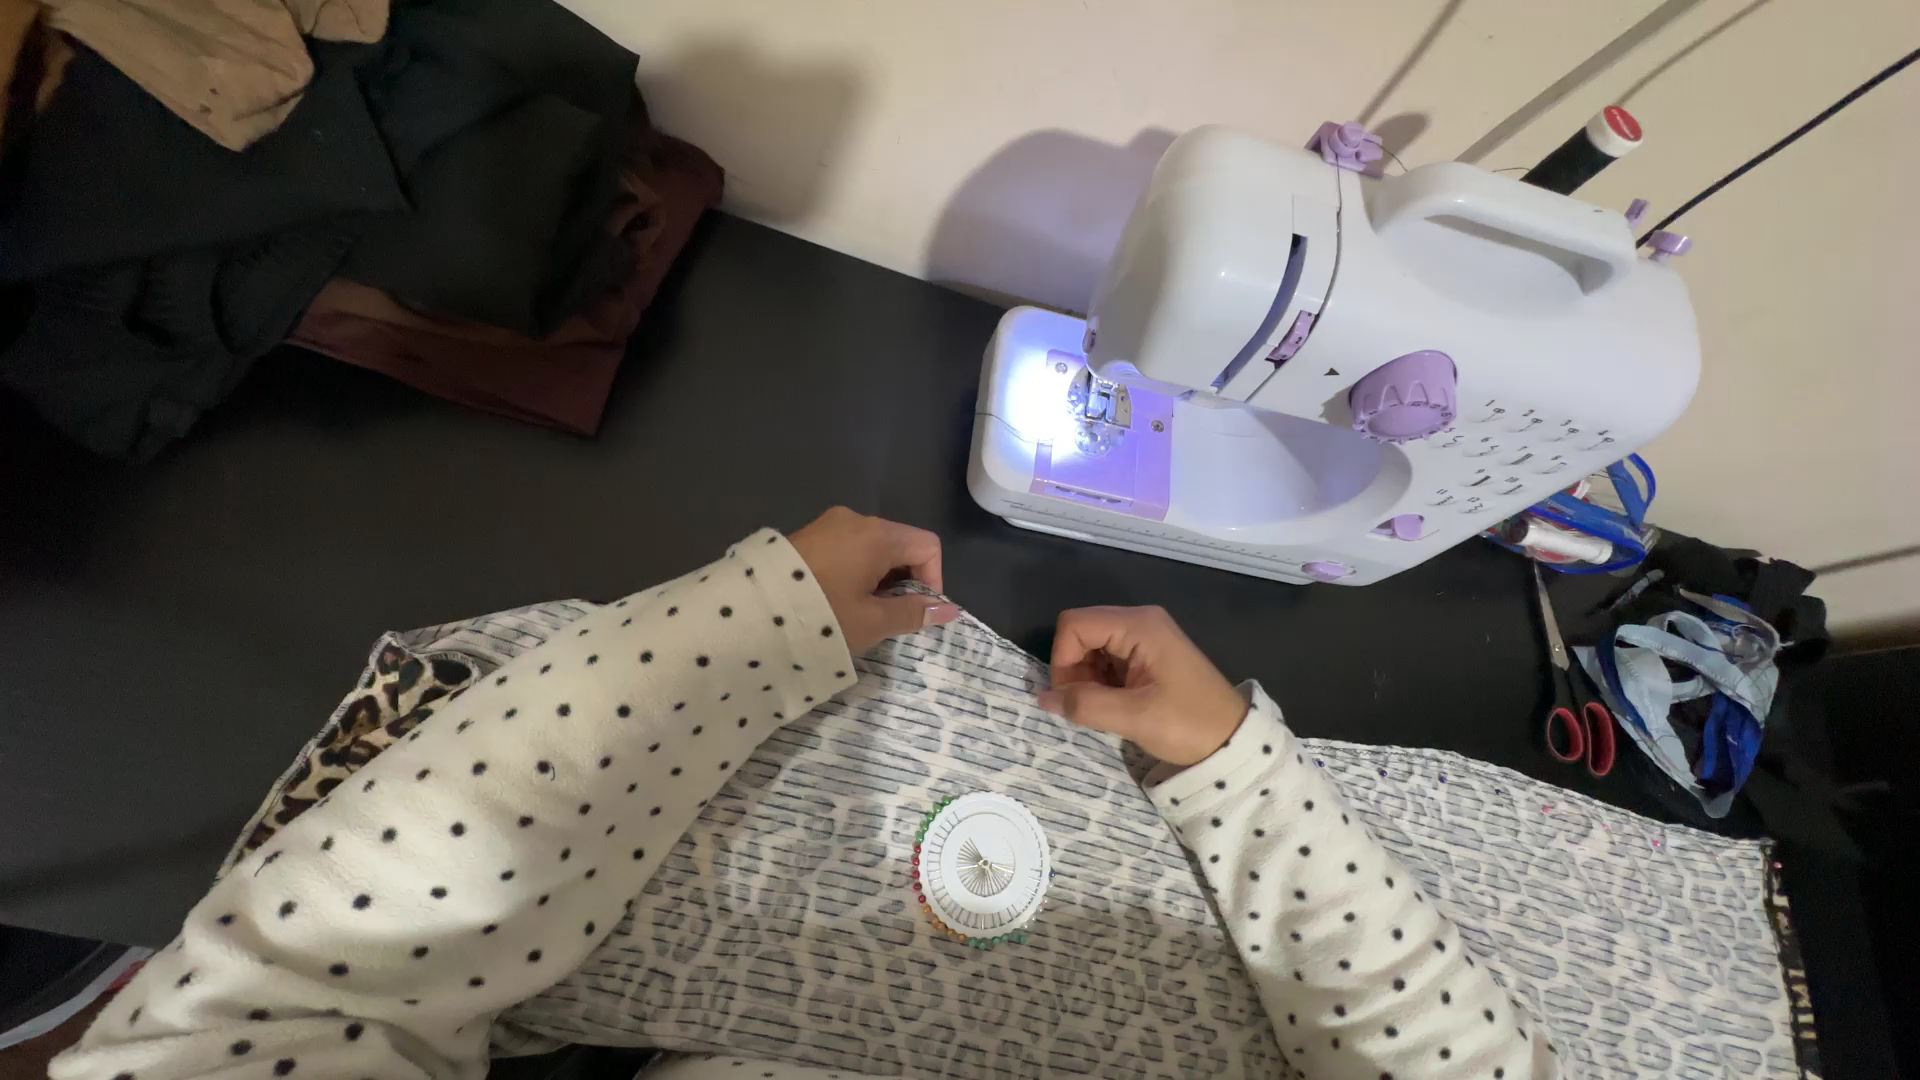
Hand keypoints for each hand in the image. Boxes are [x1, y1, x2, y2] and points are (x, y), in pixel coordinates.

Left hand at [787, 507, 960, 651]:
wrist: (751, 612)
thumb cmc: (822, 616)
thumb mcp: (872, 622)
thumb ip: (914, 614)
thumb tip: (950, 611)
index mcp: (879, 535)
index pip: (928, 546)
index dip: (933, 580)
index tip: (916, 611)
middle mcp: (857, 519)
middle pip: (901, 544)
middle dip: (904, 581)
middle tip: (888, 617)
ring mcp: (829, 524)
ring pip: (873, 548)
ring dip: (879, 578)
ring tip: (861, 612)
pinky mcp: (808, 535)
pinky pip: (848, 548)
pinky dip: (856, 571)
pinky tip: (838, 599)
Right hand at [1039, 606, 1246, 765]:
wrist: (1235, 742)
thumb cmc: (1189, 725)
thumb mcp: (1134, 717)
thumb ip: (1085, 704)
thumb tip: (1043, 698)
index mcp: (1138, 625)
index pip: (1074, 625)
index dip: (1062, 659)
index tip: (1070, 696)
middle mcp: (1139, 621)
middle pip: (1082, 632)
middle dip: (1074, 669)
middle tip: (1086, 706)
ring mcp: (1145, 636)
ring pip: (1092, 646)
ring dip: (1087, 677)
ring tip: (1102, 708)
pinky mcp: (1148, 654)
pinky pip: (1108, 657)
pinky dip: (1101, 680)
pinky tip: (1113, 704)